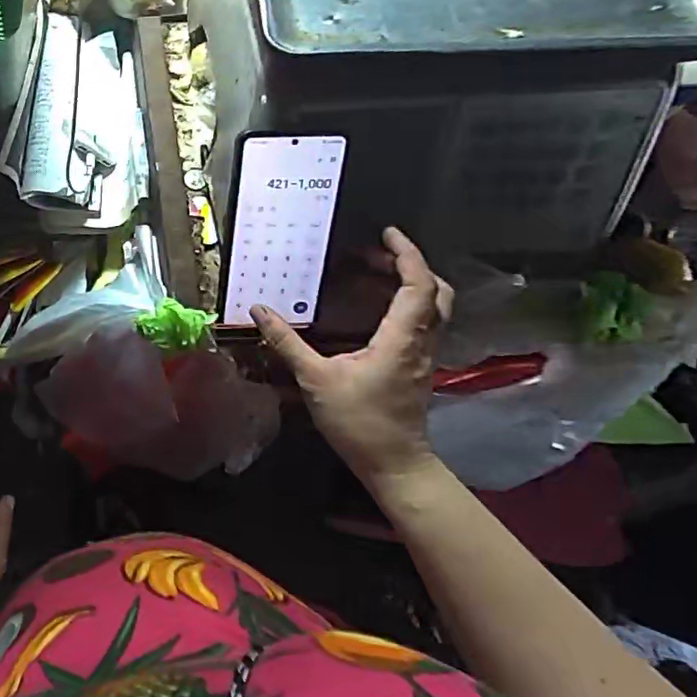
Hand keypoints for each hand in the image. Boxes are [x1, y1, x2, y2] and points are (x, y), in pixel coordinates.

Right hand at [252, 227, 454, 481]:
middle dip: (411, 265)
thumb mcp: (314, 378)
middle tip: (377, 254)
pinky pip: (423, 323)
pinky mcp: (418, 366)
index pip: (418, 286)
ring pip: (434, 308)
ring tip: (375, 274)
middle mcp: (421, 341)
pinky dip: (407, 304)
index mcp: (401, 339)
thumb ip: (286, 342)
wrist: (393, 461)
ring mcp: (424, 355)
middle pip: (436, 292)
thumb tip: (260, 309)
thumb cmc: (358, 420)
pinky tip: (376, 309)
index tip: (387, 234)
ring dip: (411, 283)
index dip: (407, 255)